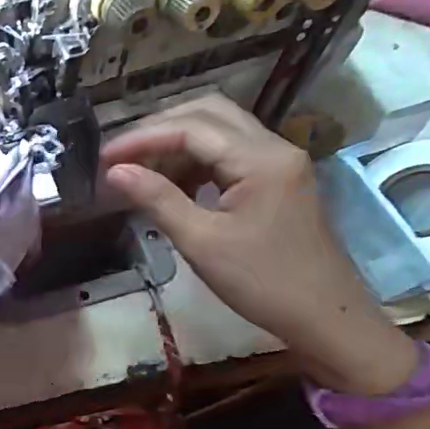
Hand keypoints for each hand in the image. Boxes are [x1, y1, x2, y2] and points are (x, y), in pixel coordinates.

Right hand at [100, 94, 419, 393]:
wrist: (325, 315)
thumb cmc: (262, 283)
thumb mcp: (201, 242)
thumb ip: (158, 199)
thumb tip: (114, 172)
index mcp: (260, 159)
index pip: (191, 128)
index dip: (142, 138)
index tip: (104, 158)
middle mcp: (275, 147)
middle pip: (210, 113)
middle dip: (160, 128)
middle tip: (122, 155)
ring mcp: (281, 162)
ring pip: (222, 131)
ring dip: (179, 143)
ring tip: (141, 171)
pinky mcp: (280, 180)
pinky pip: (233, 154)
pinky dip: (199, 161)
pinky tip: (176, 185)